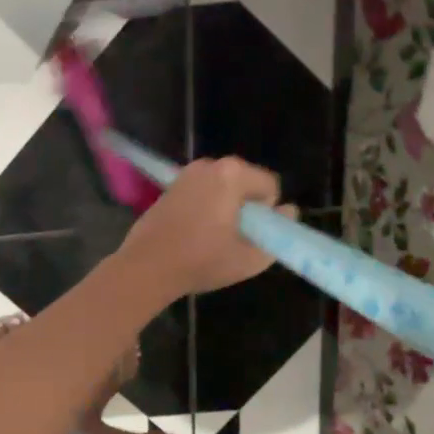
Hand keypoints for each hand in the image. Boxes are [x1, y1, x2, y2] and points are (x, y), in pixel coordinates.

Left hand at [116, 157, 291, 294]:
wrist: (146, 268)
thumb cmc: (201, 262)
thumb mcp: (250, 258)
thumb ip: (277, 234)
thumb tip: (288, 212)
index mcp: (231, 174)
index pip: (269, 185)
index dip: (266, 213)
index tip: (250, 235)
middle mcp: (208, 165)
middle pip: (244, 183)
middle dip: (244, 207)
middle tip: (232, 237)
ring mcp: (185, 175)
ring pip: (221, 188)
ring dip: (224, 207)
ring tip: (212, 237)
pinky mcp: (168, 188)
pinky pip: (200, 193)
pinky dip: (203, 207)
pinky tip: (193, 233)